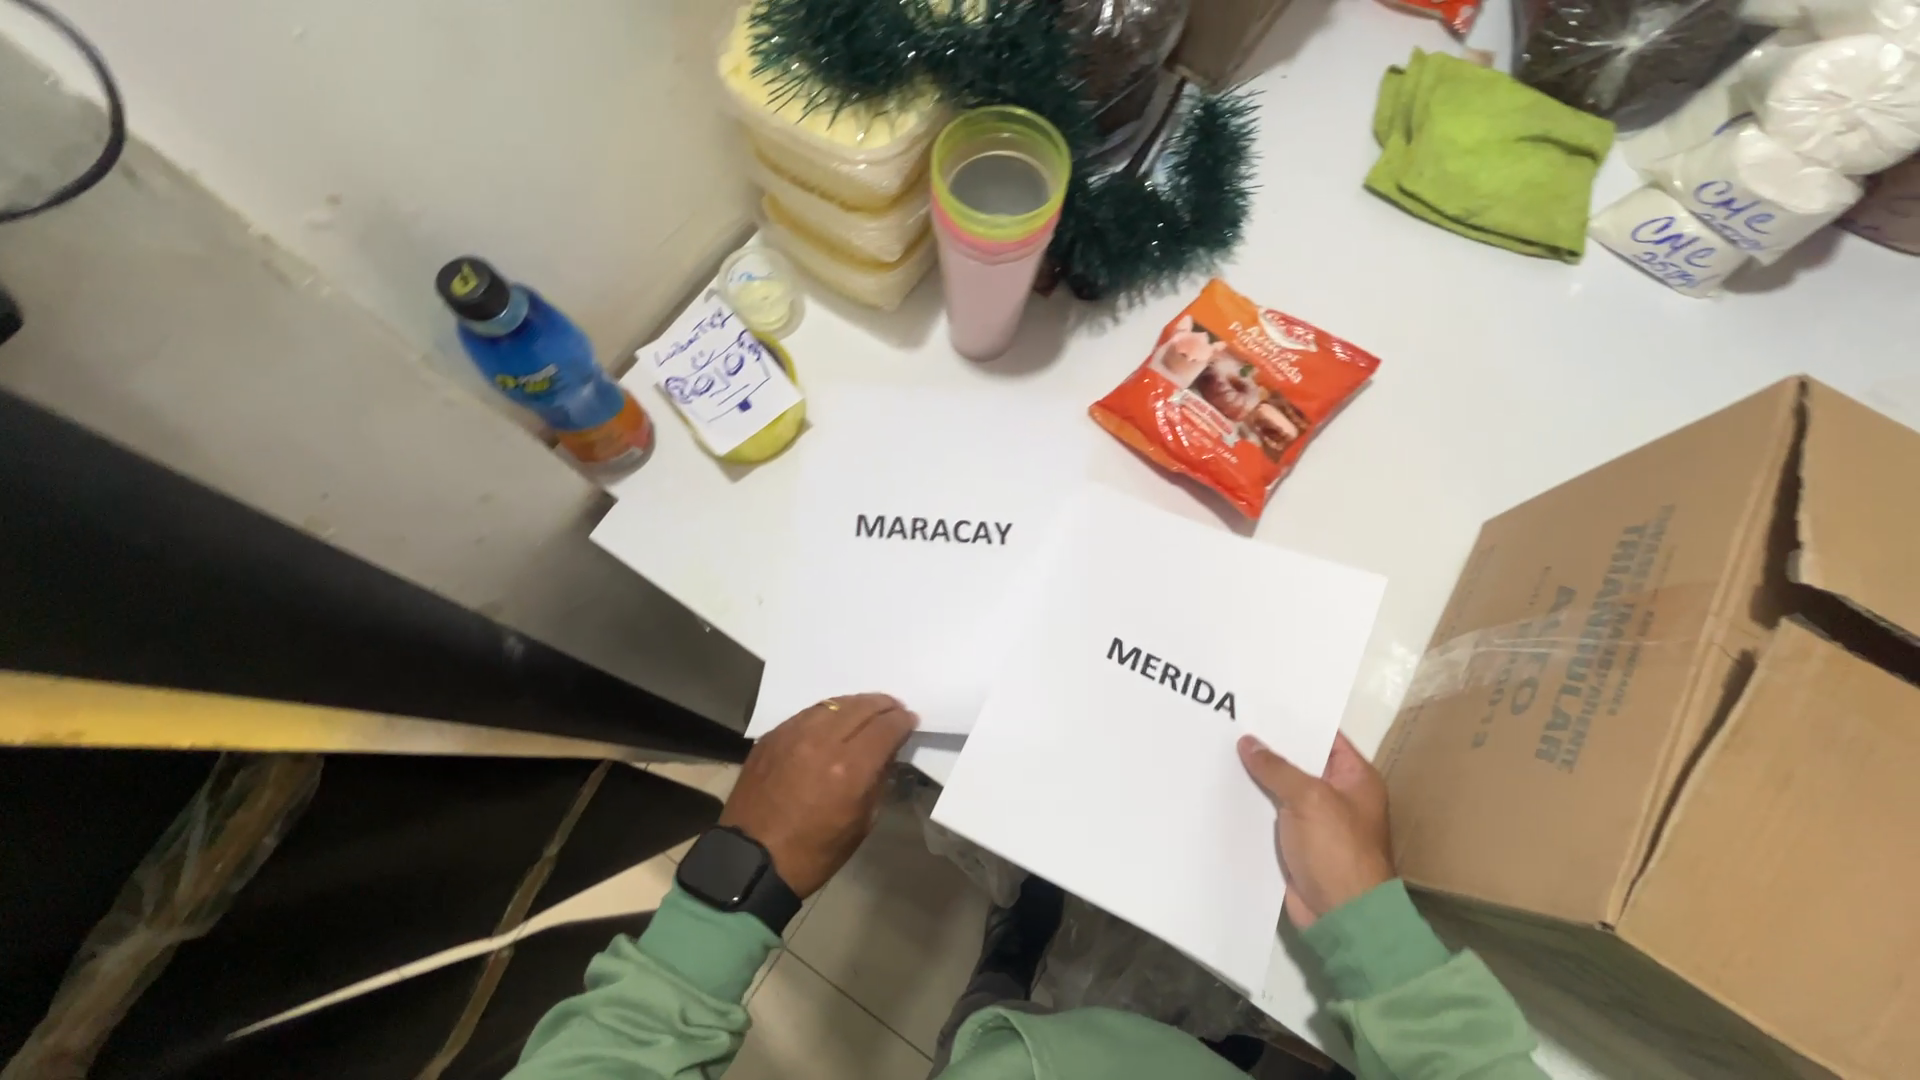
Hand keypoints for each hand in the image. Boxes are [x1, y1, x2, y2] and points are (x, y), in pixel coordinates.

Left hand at [720, 693, 918, 897]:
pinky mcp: (772, 736)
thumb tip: (887, 752)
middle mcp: (822, 742)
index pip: (886, 727)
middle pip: (862, 707)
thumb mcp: (862, 823)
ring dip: (856, 705)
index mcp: (850, 769)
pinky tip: (834, 721)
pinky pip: (808, 713)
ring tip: (866, 711)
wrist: (751, 861)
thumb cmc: (814, 852)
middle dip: (884, 706)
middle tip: (894, 710)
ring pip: (834, 704)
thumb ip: (878, 780)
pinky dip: (828, 713)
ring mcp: (793, 735)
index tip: (910, 722)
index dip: (903, 721)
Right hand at [1238, 732, 1393, 928]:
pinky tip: (1223, 785)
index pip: (1325, 736)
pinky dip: (1251, 801)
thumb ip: (1277, 768)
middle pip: (1299, 760)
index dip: (1296, 718)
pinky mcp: (1295, 841)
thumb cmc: (1337, 850)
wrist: (1342, 915)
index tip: (1261, 701)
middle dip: (1269, 744)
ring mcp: (1315, 819)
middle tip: (1232, 718)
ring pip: (1280, 786)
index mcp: (1355, 778)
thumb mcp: (1309, 799)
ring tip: (1219, 745)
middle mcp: (1336, 794)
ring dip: (1256, 773)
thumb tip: (1248, 741)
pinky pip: (1269, 812)